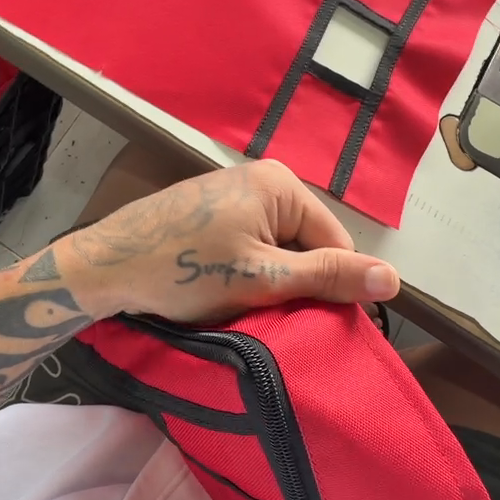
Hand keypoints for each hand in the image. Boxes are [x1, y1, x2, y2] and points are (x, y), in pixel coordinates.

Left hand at [54, 159, 399, 323]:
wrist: (106, 265)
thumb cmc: (184, 271)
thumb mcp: (262, 278)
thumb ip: (327, 277)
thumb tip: (393, 278)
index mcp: (280, 184)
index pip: (336, 242)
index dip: (328, 287)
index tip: (306, 321)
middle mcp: (258, 179)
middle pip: (304, 243)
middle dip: (292, 282)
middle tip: (267, 315)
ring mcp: (228, 194)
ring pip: (273, 248)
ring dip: (265, 280)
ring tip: (240, 305)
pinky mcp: (205, 211)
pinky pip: (244, 244)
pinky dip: (240, 270)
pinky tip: (218, 291)